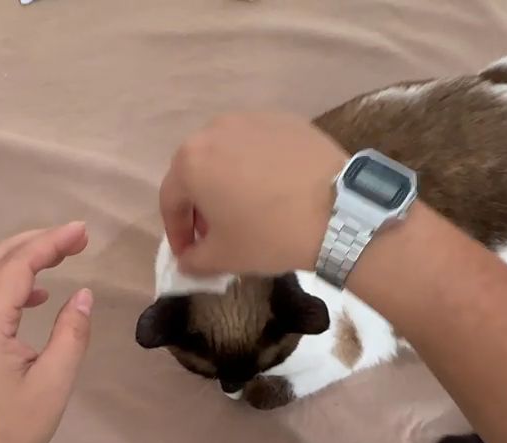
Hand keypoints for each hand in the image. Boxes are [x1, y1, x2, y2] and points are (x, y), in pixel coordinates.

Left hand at [0, 222, 94, 442]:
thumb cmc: (20, 427)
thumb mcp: (56, 380)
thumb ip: (71, 332)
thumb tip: (83, 295)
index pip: (19, 266)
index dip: (52, 244)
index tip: (83, 233)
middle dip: (37, 242)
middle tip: (76, 237)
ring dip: (22, 257)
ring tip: (59, 254)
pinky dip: (10, 282)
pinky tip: (37, 294)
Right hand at [159, 112, 349, 277]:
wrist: (336, 211)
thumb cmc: (267, 235)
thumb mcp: (223, 257)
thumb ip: (194, 259)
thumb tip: (187, 259)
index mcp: (190, 162)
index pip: (170, 199)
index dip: (176, 232)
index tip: (187, 254)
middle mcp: (214, 130)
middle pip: (196, 171)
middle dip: (199, 205)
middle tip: (213, 234)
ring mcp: (252, 119)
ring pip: (227, 155)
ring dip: (225, 183)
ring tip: (243, 211)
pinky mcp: (285, 119)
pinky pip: (258, 147)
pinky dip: (255, 169)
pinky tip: (271, 193)